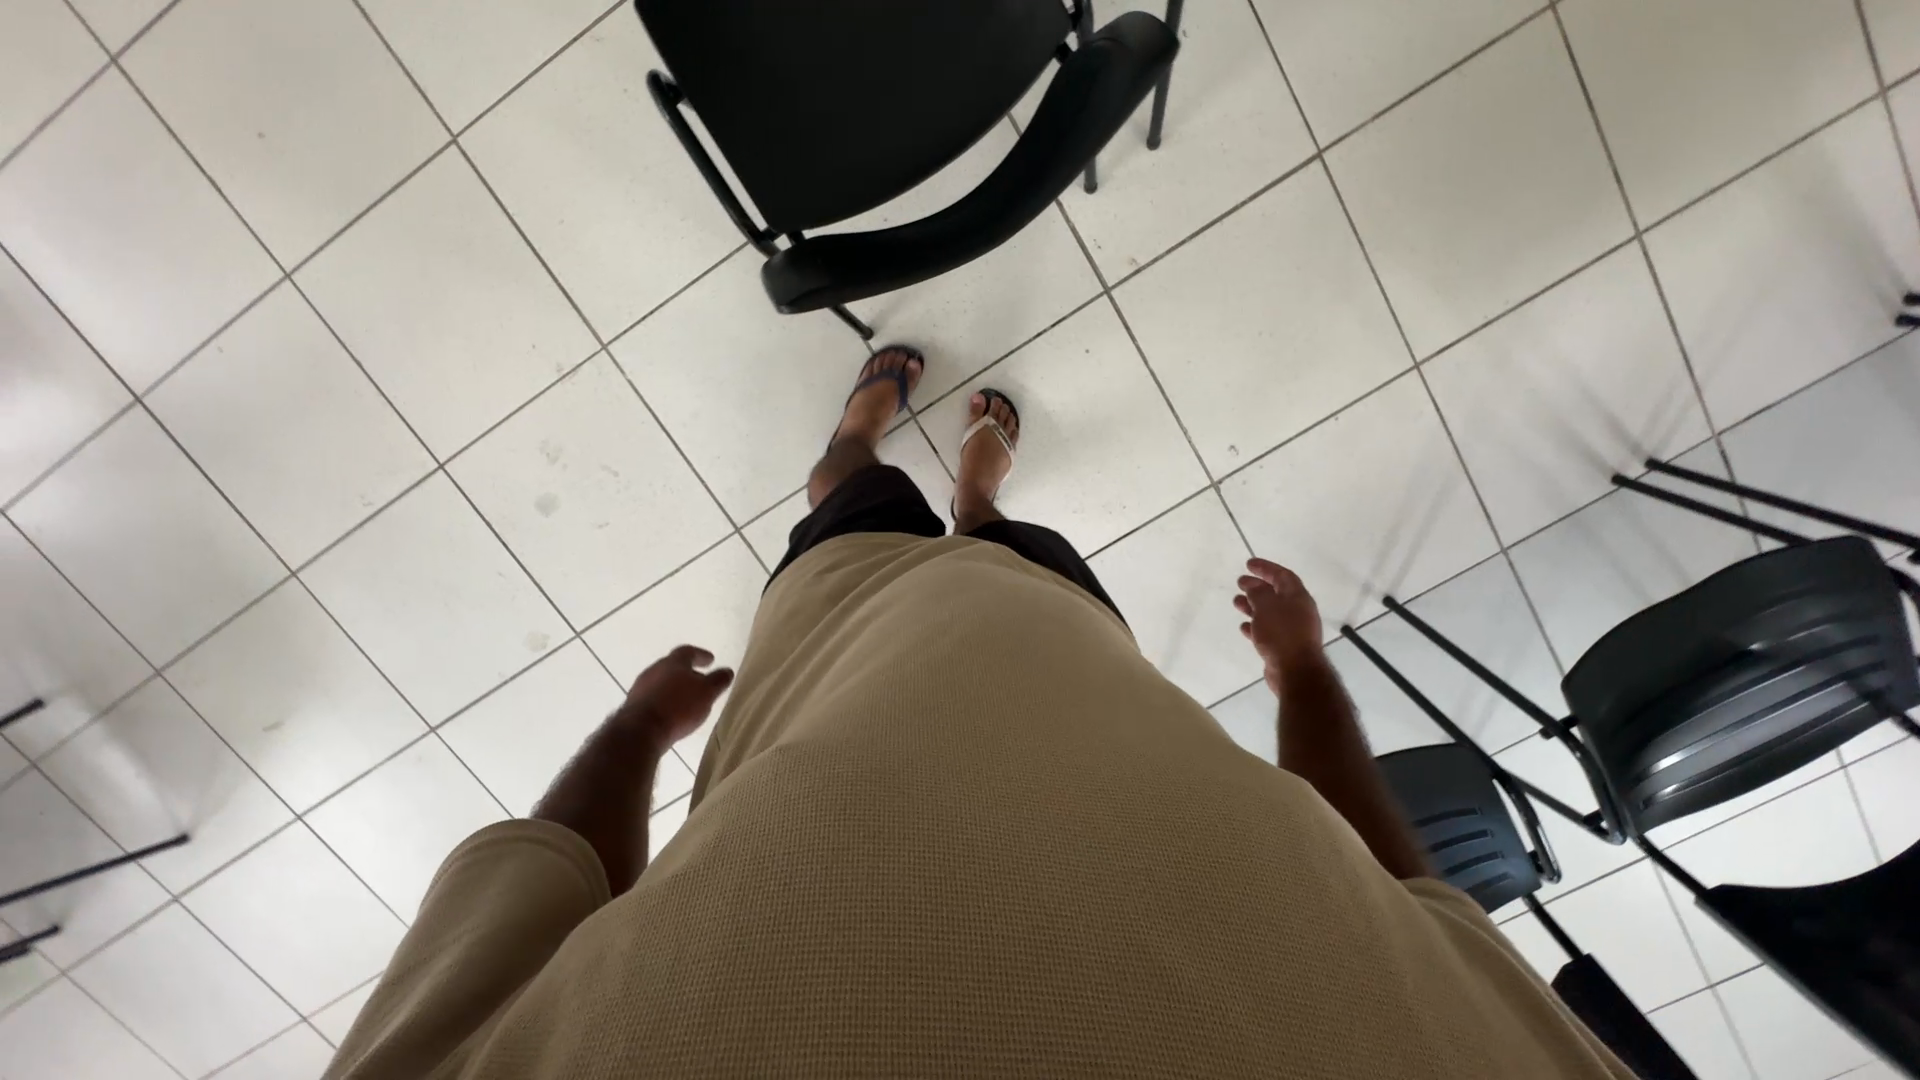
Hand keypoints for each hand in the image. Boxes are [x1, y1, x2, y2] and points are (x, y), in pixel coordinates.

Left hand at [617, 646, 734, 748]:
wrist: (641, 731)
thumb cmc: (678, 706)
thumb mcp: (707, 693)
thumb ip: (718, 680)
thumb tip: (727, 671)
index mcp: (673, 662)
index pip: (688, 652)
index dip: (700, 655)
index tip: (711, 660)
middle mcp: (654, 670)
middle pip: (671, 666)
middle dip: (686, 672)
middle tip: (699, 679)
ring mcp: (640, 687)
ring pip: (660, 682)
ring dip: (673, 687)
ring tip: (686, 698)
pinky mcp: (633, 705)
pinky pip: (652, 698)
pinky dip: (663, 701)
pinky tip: (671, 713)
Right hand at [1233, 558, 1324, 691]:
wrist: (1295, 671)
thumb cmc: (1281, 633)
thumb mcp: (1266, 606)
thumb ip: (1258, 592)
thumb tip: (1253, 586)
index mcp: (1298, 597)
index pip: (1282, 576)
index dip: (1266, 568)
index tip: (1249, 564)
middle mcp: (1298, 611)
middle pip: (1276, 593)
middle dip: (1257, 586)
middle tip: (1240, 582)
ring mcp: (1292, 629)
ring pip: (1270, 612)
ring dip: (1253, 606)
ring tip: (1236, 602)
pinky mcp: (1285, 646)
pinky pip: (1268, 630)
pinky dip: (1255, 626)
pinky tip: (1243, 626)